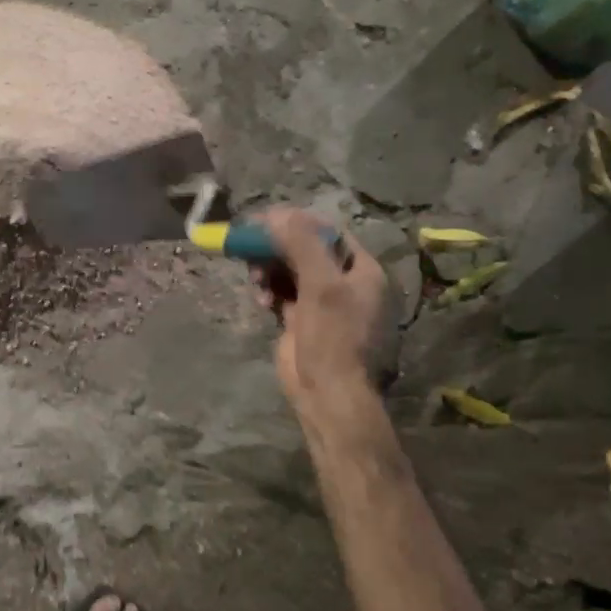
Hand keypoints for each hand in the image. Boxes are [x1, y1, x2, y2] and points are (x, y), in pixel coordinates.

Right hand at [251, 208, 396, 416]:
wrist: (328, 394)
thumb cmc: (333, 338)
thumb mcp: (322, 286)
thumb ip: (302, 245)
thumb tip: (277, 216)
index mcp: (361, 270)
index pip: (327, 232)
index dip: (295, 223)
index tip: (262, 221)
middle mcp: (345, 282)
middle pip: (305, 249)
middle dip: (276, 248)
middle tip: (248, 247)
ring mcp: (323, 302)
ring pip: (289, 270)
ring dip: (268, 270)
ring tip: (256, 282)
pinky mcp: (302, 320)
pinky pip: (282, 293)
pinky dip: (269, 291)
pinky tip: (261, 302)